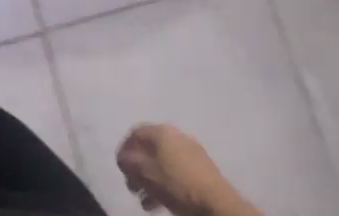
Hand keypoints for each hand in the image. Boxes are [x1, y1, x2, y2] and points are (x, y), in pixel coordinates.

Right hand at [116, 125, 258, 215]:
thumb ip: (130, 162)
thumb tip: (123, 157)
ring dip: (151, 180)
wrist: (218, 205)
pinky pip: (177, 172)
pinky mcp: (203, 170)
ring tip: (145, 201)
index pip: (135, 133)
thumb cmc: (177, 186)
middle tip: (132, 186)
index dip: (124, 149)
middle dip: (138, 169)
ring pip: (164, 163)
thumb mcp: (146, 174)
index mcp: (162, 132)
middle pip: (150, 149)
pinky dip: (166, 184)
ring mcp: (192, 152)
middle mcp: (177, 136)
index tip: (120, 168)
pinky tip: (161, 202)